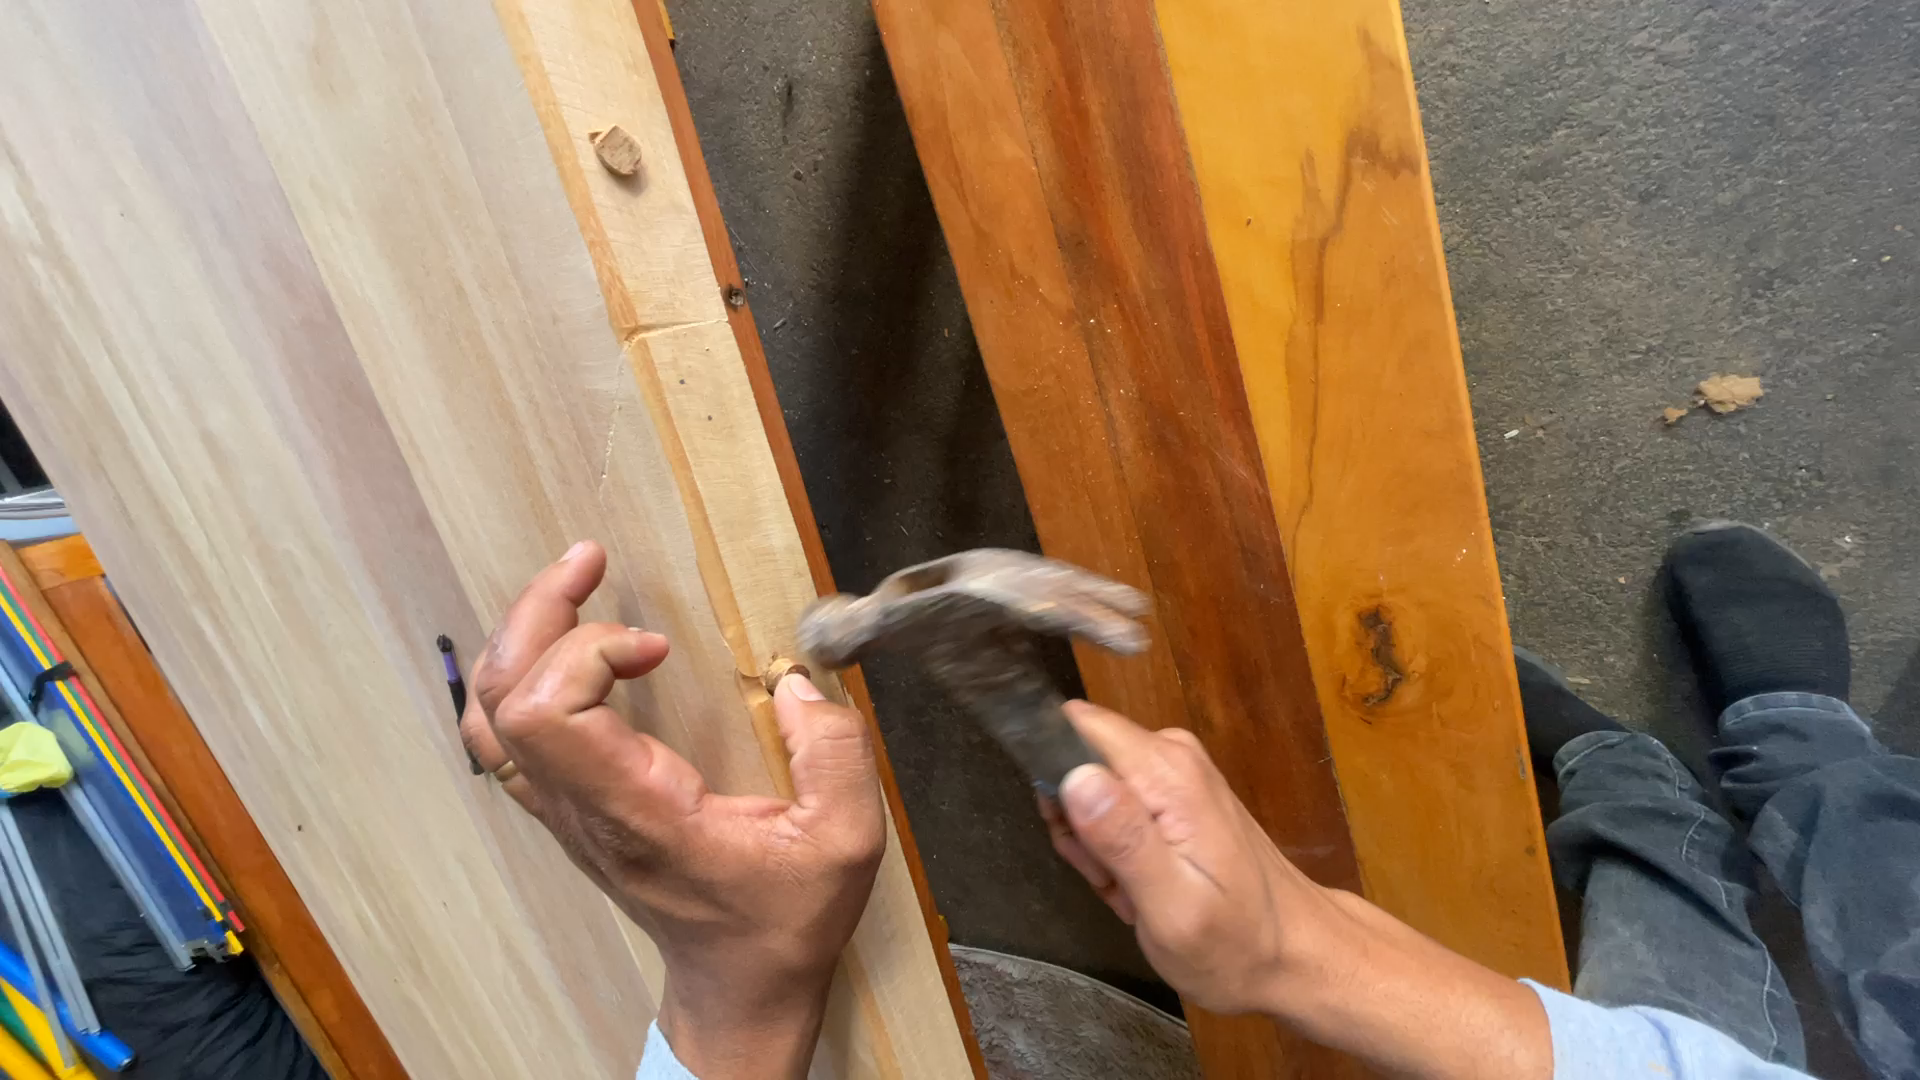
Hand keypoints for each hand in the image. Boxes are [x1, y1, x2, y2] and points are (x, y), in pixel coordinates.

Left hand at [459, 541, 885, 1079]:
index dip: (592, 651)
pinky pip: (509, 740)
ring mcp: (568, 815)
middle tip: (590, 560)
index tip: (661, 647)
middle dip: (539, 611)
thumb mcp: (847, 839)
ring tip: (573, 587)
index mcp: (640, 812)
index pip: (548, 714)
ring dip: (522, 638)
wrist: (739, 991)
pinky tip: (565, 649)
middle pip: (502, 696)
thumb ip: (835, 752)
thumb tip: (794, 683)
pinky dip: (523, 677)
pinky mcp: (574, 815)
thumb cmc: (786, 922)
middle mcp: (585, 810)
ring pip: (489, 716)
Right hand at [1038, 701, 1339, 1013]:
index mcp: (1165, 770)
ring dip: (1097, 843)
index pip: (1075, 726)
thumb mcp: (1170, 908)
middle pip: (1079, 759)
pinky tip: (1142, 883)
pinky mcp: (1175, 784)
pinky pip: (1114, 800)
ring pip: (1092, 784)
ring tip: (1133, 889)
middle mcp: (1169, 750)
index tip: (1074, 836)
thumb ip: (1121, 838)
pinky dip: (1116, 846)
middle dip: (1079, 824)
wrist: (1299, 955)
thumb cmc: (1236, 945)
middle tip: (1113, 880)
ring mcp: (1174, 765)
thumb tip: (1074, 776)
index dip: (1055, 778)